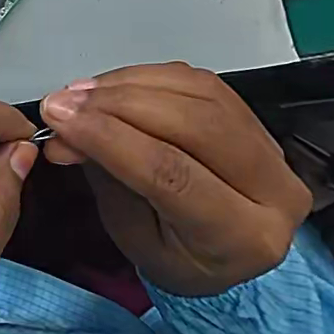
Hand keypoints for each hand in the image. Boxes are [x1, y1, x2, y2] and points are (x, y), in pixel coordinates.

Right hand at [39, 62, 311, 295]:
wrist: (222, 254)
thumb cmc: (173, 256)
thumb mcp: (131, 236)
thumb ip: (104, 179)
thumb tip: (63, 133)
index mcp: (245, 237)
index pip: (173, 175)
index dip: (110, 138)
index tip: (58, 117)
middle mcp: (275, 188)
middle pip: (194, 124)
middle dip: (117, 104)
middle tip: (63, 101)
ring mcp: (272, 146)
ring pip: (198, 93)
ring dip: (127, 85)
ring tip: (77, 93)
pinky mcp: (254, 117)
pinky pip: (199, 81)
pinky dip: (145, 77)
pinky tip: (107, 86)